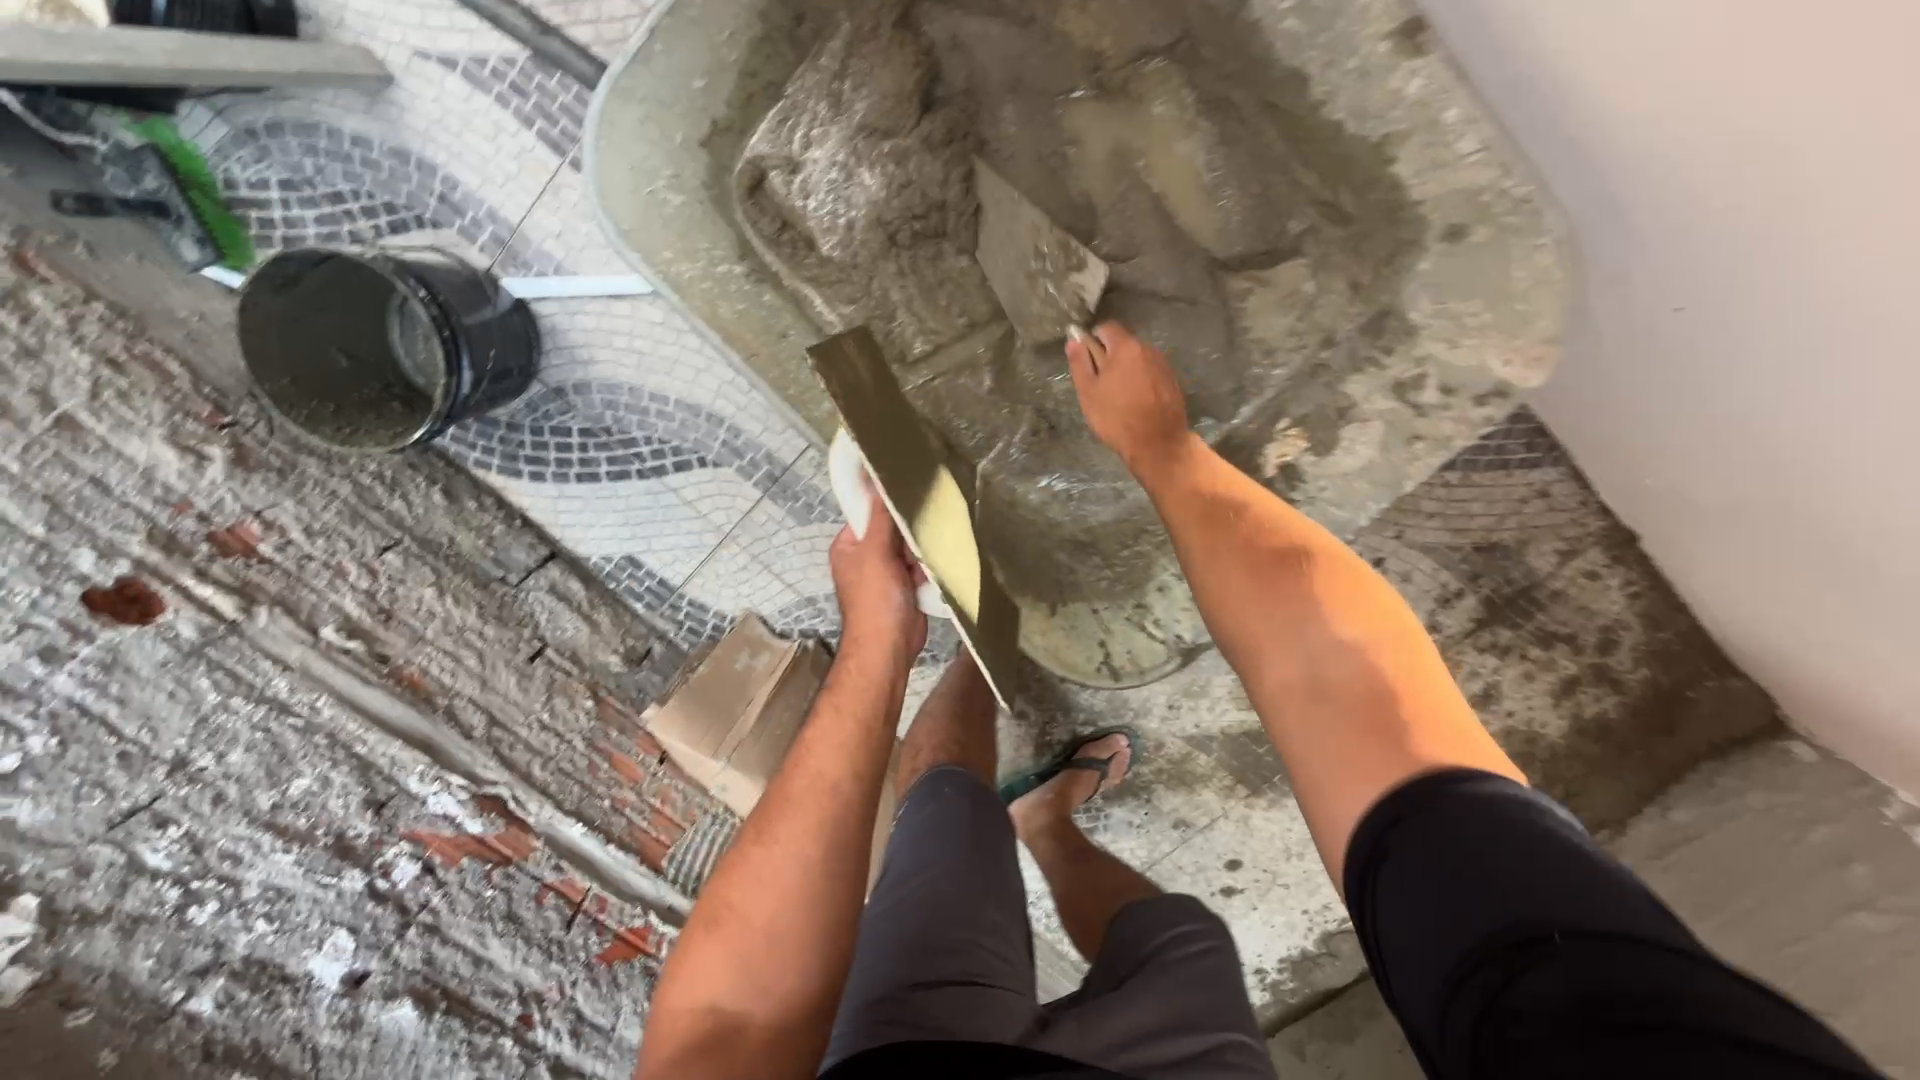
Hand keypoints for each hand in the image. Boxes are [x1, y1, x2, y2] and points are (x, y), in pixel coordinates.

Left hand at [829, 491, 927, 664]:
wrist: (889, 648)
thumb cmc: (875, 601)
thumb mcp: (876, 552)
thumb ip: (881, 516)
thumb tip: (878, 477)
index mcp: (849, 545)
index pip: (869, 510)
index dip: (888, 502)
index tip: (912, 490)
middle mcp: (866, 556)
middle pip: (893, 527)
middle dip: (911, 529)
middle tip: (928, 524)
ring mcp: (887, 573)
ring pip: (911, 546)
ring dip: (924, 548)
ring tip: (937, 544)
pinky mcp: (907, 587)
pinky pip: (922, 566)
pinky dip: (931, 565)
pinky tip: (941, 562)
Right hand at [1065, 321, 1193, 474]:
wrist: (1158, 442)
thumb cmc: (1116, 417)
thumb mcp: (1089, 392)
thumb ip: (1080, 363)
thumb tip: (1074, 340)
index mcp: (1125, 347)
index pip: (1107, 327)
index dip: (1093, 338)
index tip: (1086, 357)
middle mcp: (1147, 349)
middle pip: (1123, 343)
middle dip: (1110, 355)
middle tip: (1099, 381)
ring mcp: (1163, 364)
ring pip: (1138, 358)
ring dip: (1126, 368)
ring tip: (1118, 394)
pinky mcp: (1172, 381)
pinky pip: (1150, 371)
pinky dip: (1140, 379)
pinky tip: (1136, 401)